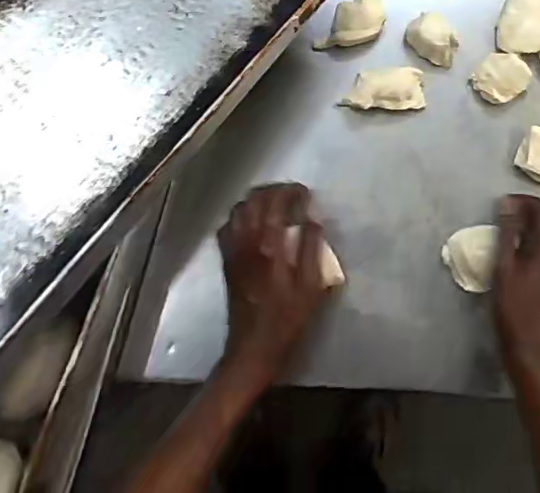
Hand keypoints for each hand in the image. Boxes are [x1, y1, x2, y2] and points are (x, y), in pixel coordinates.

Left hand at [217, 182, 332, 388]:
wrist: (252, 349)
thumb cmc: (286, 321)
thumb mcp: (310, 289)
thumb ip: (312, 251)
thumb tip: (313, 221)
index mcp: (270, 246)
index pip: (277, 202)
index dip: (292, 192)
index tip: (305, 194)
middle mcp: (247, 242)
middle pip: (255, 199)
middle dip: (274, 190)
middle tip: (291, 194)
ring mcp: (233, 249)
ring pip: (239, 208)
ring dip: (257, 199)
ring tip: (274, 203)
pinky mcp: (226, 259)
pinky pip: (227, 225)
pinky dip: (240, 215)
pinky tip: (253, 222)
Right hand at [492, 194, 539, 379]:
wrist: (531, 345)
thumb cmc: (512, 304)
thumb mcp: (503, 265)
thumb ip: (507, 231)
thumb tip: (508, 203)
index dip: (527, 201)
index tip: (507, 201)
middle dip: (536, 210)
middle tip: (511, 211)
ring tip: (519, 226)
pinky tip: (532, 247)